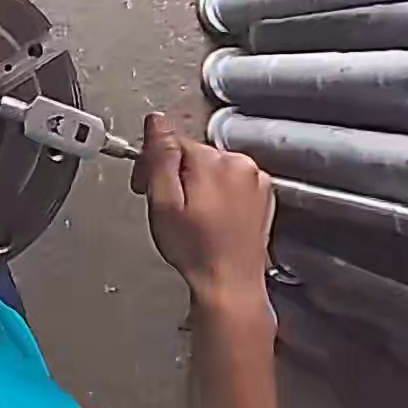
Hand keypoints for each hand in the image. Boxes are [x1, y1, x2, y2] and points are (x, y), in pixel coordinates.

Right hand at [133, 112, 275, 308]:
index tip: (146, 185)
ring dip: (194, 184)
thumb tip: (156, 121)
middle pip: (192, 154)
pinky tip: (207, 217)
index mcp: (216, 162)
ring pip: (209, 167)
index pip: (171, 142)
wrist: (229, 287)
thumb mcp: (163, 201)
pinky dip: (214, 194)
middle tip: (167, 206)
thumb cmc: (196, 250)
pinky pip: (227, 182)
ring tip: (188, 215)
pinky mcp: (261, 196)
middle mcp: (242, 165)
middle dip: (173, 174)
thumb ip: (160, 156)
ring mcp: (256, 181)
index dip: (152, 164)